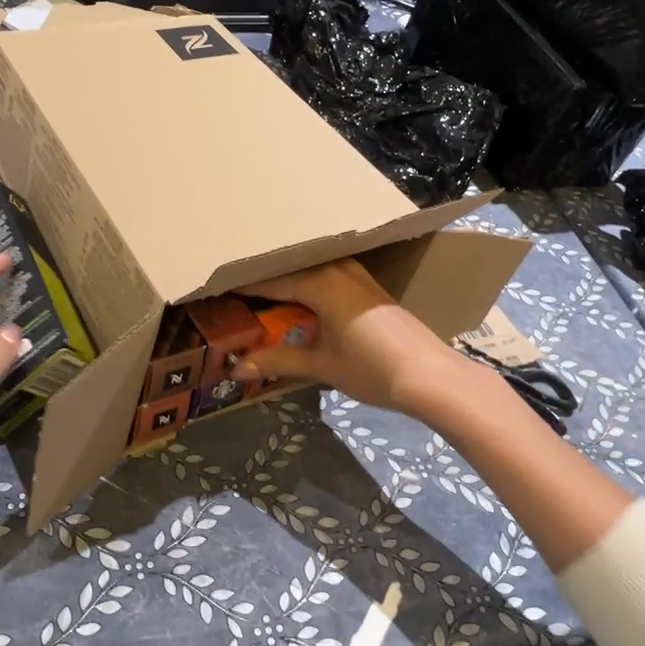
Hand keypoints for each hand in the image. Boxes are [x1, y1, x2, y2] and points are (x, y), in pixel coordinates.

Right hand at [231, 259, 478, 417]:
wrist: (429, 376)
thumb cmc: (372, 369)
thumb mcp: (321, 366)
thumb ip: (279, 360)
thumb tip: (236, 367)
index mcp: (321, 283)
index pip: (271, 280)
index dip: (243, 286)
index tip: (215, 288)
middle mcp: (338, 270)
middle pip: (291, 269)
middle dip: (264, 278)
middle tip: (232, 289)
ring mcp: (358, 276)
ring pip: (312, 270)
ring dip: (288, 279)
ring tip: (261, 291)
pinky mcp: (371, 288)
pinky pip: (329, 276)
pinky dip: (309, 284)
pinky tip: (300, 299)